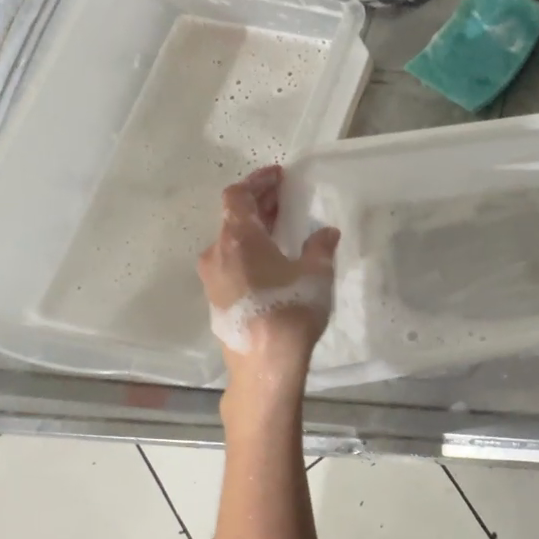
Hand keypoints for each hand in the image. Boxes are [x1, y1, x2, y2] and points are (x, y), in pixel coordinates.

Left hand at [198, 165, 340, 412]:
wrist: (265, 362)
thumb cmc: (291, 308)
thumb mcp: (316, 272)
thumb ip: (319, 247)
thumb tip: (325, 233)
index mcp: (238, 238)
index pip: (237, 196)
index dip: (257, 182)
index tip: (278, 175)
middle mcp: (218, 253)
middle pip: (233, 218)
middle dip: (259, 204)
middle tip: (285, 196)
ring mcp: (213, 279)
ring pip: (231, 242)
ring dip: (255, 230)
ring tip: (282, 227)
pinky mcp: (218, 299)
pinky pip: (232, 262)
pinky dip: (251, 251)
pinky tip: (274, 259)